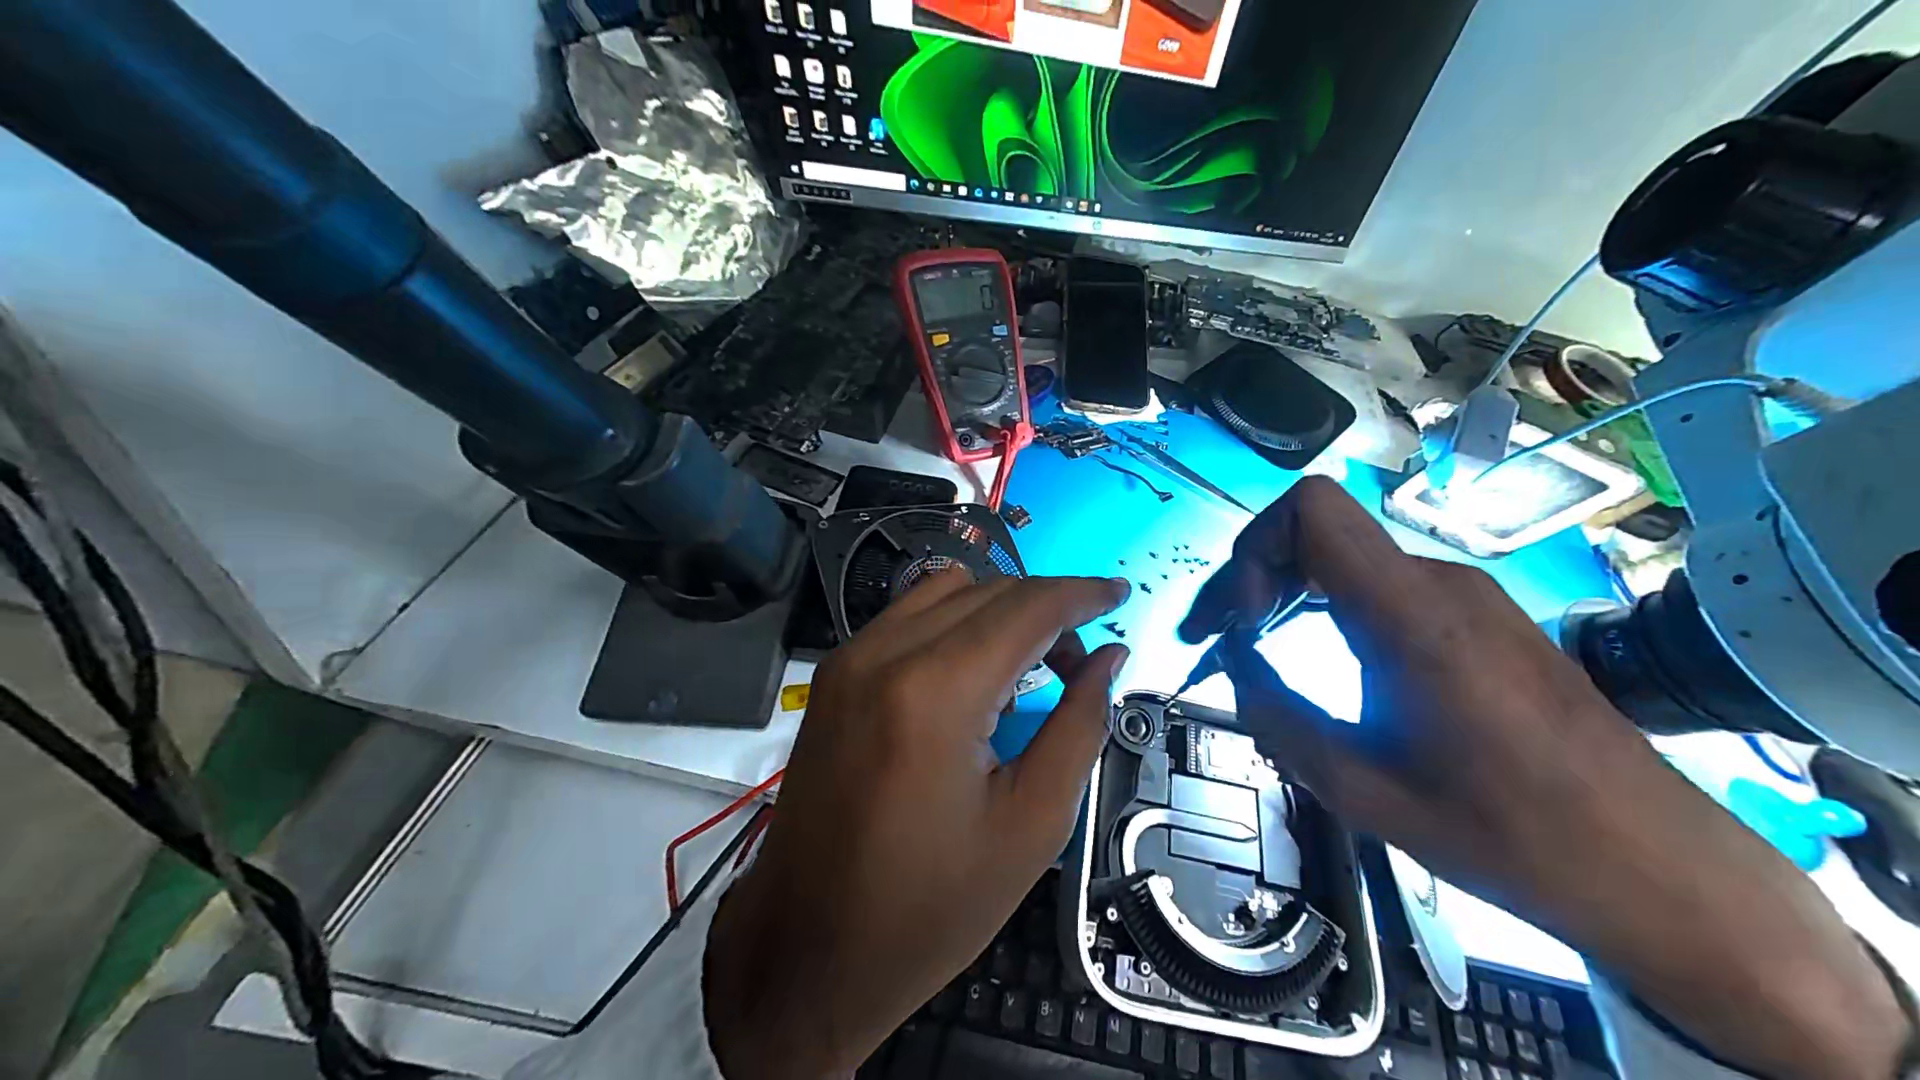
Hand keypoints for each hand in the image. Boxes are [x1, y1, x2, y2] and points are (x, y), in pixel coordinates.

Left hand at [706, 570, 1130, 1079]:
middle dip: (1046, 609)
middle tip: (1079, 660)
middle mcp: (884, 654)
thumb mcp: (1031, 824)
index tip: (1117, 592)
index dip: (1081, 594)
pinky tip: (973, 674)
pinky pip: (906, 617)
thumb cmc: (928, 905)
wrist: (809, 947)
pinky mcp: (833, 676)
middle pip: (987, 591)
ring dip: (999, 609)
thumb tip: (1107, 658)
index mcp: (935, 692)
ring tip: (1029, 664)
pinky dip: (954, 623)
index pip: (1026, 607)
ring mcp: (849, 660)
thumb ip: (1079, 725)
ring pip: (945, 591)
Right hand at [1182, 477, 1905, 1079]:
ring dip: (1283, 596)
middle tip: (1212, 639)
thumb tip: (1236, 662)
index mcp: (1413, 615)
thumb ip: (1278, 715)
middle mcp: (1439, 584)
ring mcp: (1465, 597)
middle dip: (1249, 580)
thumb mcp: (1364, 792)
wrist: (1663, 869)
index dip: (1253, 549)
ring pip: (1342, 560)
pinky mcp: (1479, 618)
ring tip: (1249, 648)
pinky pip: (1377, 587)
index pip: (1311, 509)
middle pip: (1314, 534)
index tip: (1244, 623)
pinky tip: (1311, 656)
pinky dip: (1324, 609)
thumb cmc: (1511, 837)